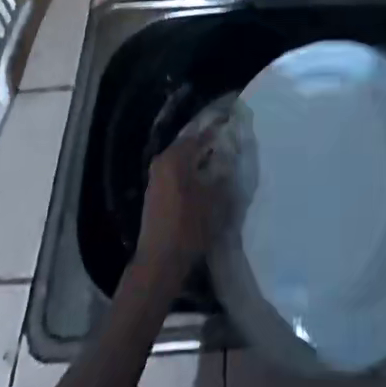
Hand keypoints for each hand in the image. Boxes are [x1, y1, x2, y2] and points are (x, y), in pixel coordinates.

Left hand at [135, 130, 224, 275]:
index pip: (197, 134)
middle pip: (187, 146)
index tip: (230, 125)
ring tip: (220, 163)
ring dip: (198, 161)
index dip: (215, 130)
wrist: (160, 261)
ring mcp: (155, 179)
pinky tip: (204, 182)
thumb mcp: (215, 199)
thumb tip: (227, 158)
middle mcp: (161, 162)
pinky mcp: (155, 195)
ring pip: (181, 162)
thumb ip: (223, 174)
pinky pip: (176, 175)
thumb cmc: (189, 226)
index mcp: (174, 158)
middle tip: (228, 146)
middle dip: (207, 146)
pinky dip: (190, 174)